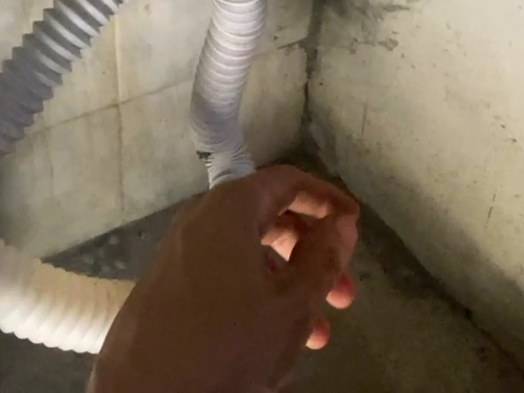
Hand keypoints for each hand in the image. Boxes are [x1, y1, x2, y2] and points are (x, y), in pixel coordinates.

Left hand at [91, 166, 358, 392]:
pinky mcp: (169, 285)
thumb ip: (323, 259)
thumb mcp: (290, 305)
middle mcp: (203, 218)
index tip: (354, 224)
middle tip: (344, 293)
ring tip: (317, 332)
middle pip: (270, 219)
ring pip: (248, 254)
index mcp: (231, 207)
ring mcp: (182, 251)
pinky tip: (274, 338)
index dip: (326, 199)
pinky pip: (224, 275)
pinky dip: (256, 296)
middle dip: (312, 253)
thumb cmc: (226, 341)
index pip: (288, 181)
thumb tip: (342, 222)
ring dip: (288, 285)